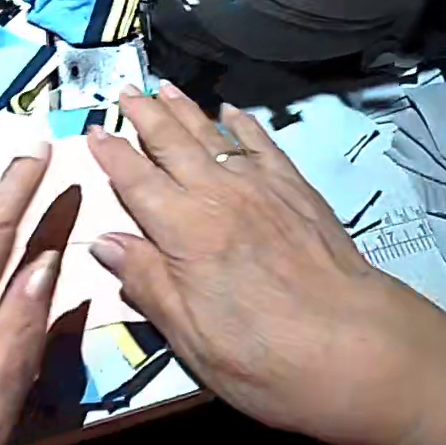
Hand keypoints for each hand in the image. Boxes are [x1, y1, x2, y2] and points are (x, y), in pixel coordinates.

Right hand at [85, 84, 445, 444]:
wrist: (354, 342)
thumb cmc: (265, 357)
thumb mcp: (191, 337)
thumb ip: (149, 282)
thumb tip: (104, 240)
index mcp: (186, 231)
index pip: (137, 181)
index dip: (112, 154)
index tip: (92, 131)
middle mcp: (221, 195)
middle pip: (174, 145)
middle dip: (146, 115)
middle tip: (126, 90)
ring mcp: (263, 186)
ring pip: (216, 136)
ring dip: (187, 110)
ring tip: (165, 87)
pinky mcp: (298, 189)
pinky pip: (264, 145)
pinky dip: (245, 125)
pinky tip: (233, 112)